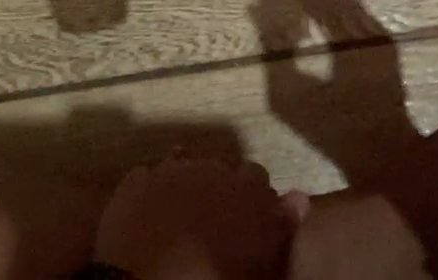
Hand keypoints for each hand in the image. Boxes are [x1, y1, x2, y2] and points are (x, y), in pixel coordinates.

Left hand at [92, 158, 300, 279]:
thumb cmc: (216, 279)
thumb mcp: (260, 262)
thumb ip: (281, 226)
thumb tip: (300, 198)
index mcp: (247, 189)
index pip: (258, 177)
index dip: (253, 198)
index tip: (249, 222)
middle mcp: (211, 168)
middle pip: (221, 169)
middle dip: (220, 188)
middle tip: (215, 222)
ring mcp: (170, 169)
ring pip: (186, 168)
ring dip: (188, 186)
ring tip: (183, 219)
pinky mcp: (137, 179)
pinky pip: (151, 178)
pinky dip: (154, 192)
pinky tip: (152, 217)